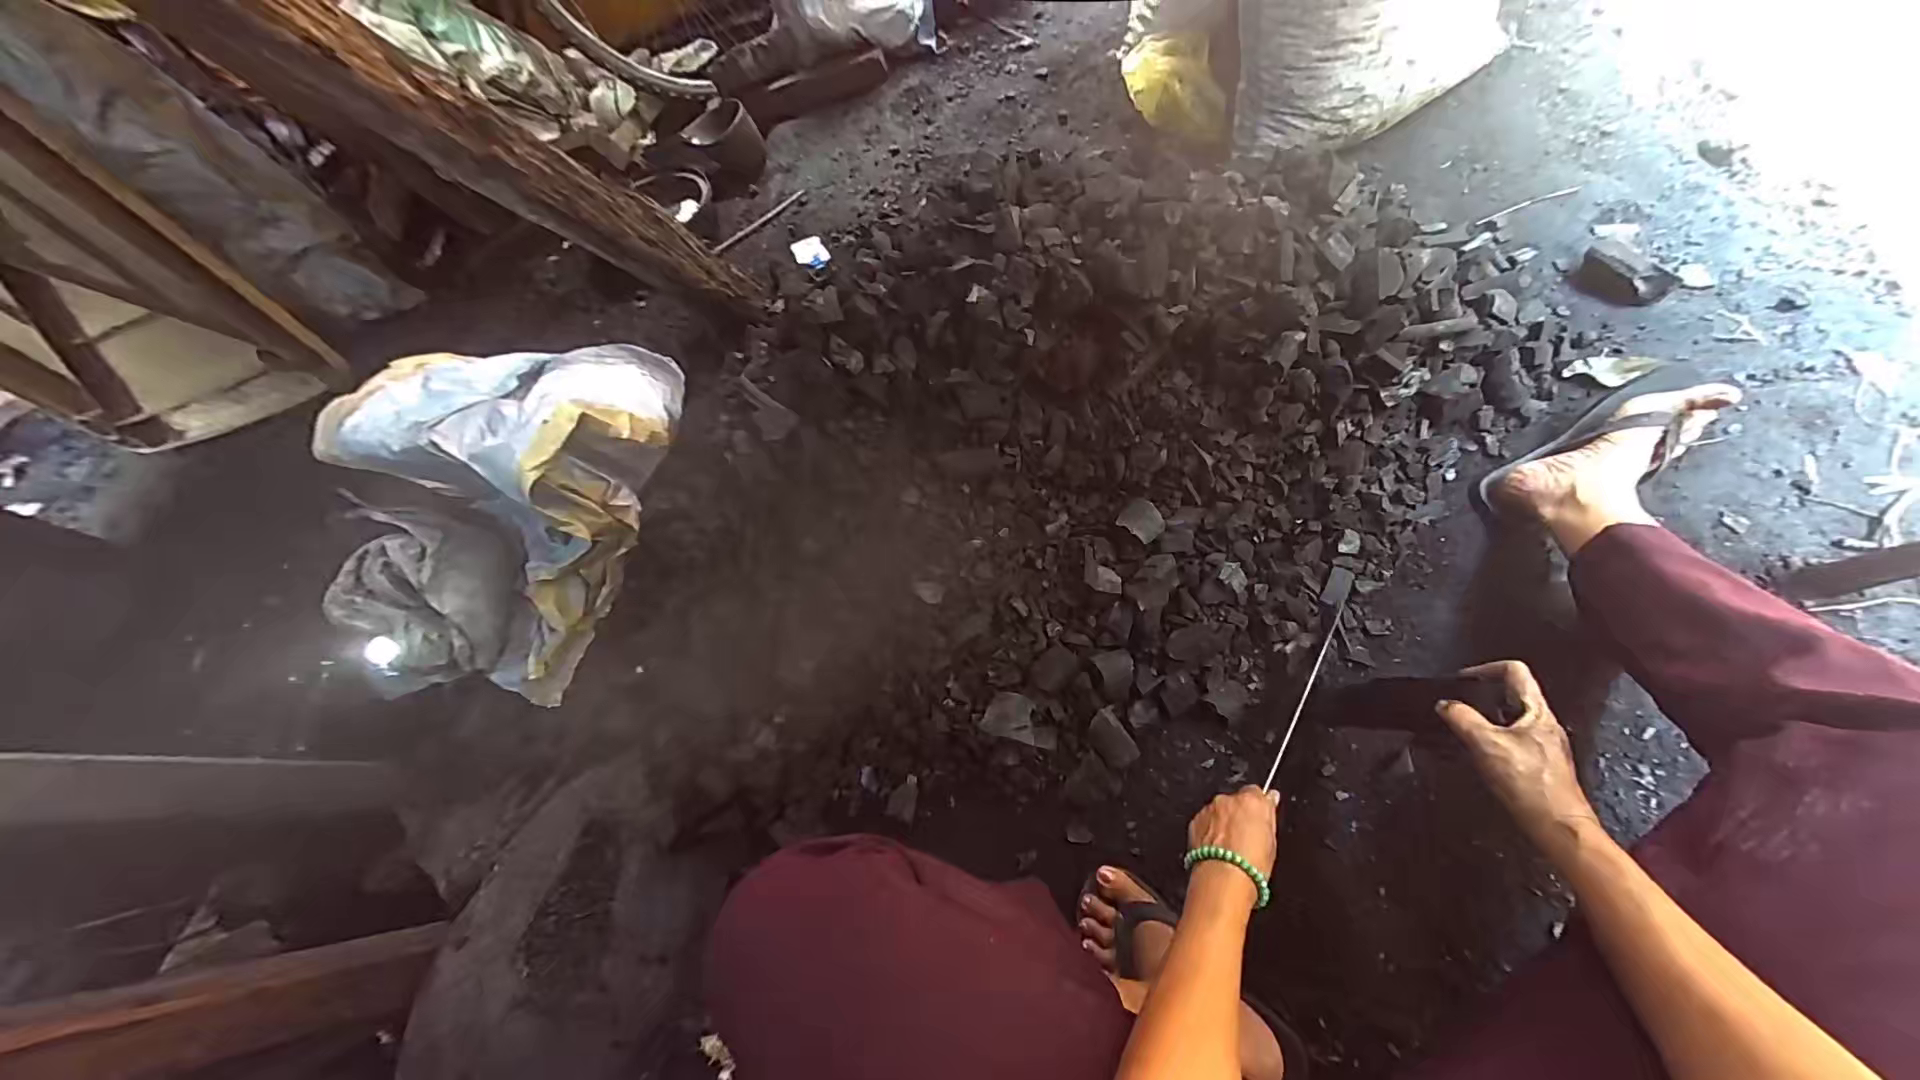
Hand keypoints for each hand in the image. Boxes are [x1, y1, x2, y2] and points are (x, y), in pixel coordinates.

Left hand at [1187, 785, 1279, 878]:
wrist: (1223, 878)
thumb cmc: (1251, 865)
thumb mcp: (1272, 842)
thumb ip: (1269, 816)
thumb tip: (1270, 800)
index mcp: (1251, 801)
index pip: (1256, 792)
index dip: (1258, 806)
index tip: (1259, 818)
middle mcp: (1228, 800)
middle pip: (1236, 801)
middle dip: (1239, 814)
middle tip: (1245, 837)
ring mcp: (1209, 809)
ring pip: (1219, 811)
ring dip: (1223, 822)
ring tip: (1230, 847)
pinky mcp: (1195, 820)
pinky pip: (1205, 821)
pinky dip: (1210, 830)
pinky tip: (1217, 849)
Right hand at [1437, 661, 1600, 859]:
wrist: (1556, 825)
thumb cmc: (1532, 786)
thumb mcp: (1485, 743)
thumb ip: (1461, 718)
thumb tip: (1445, 704)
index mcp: (1538, 713)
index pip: (1515, 671)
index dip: (1486, 668)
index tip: (1464, 678)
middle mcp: (1545, 725)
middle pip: (1512, 694)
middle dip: (1482, 695)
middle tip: (1460, 703)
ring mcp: (1543, 744)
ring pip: (1510, 717)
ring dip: (1485, 718)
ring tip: (1466, 727)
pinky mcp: (1537, 763)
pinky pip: (1511, 738)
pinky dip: (1491, 738)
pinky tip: (1480, 753)